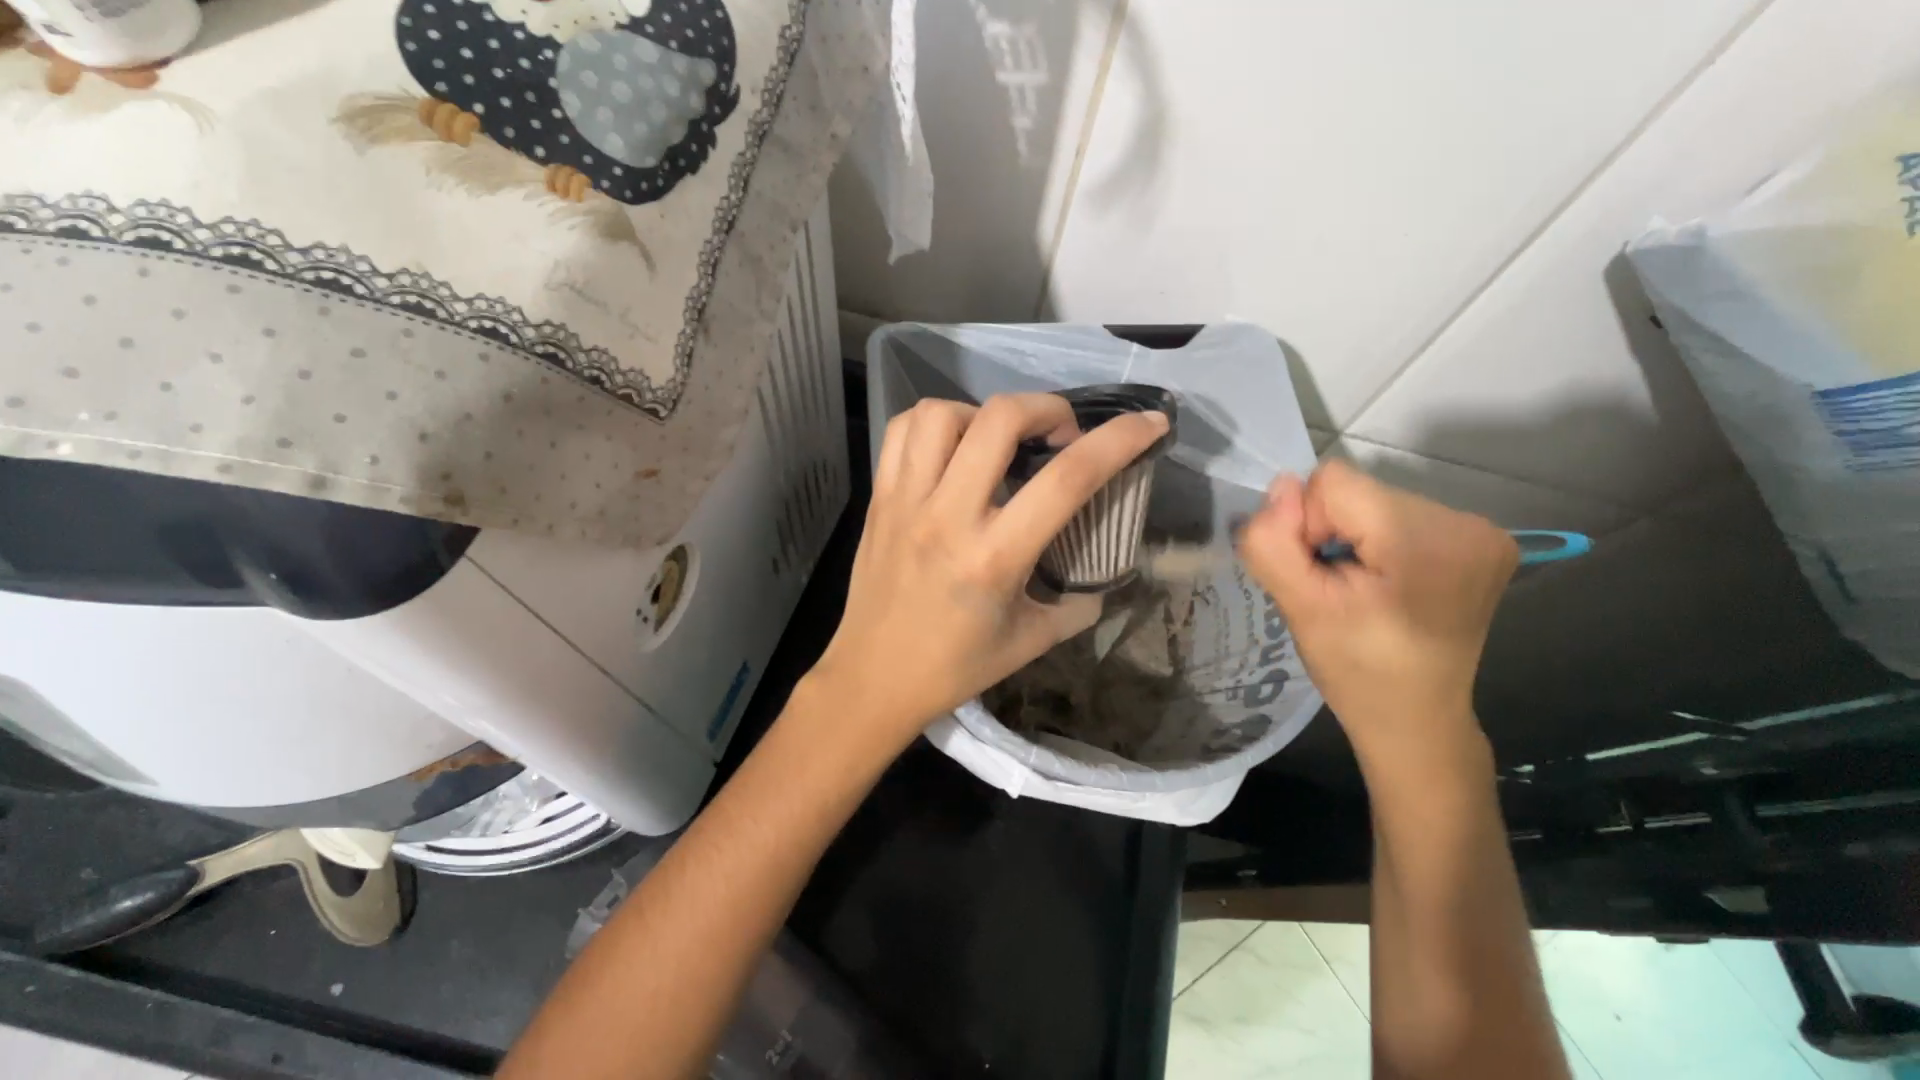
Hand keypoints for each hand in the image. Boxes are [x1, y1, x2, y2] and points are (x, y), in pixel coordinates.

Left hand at [807, 394, 1169, 750]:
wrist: (872, 679)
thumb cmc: (954, 667)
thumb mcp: (1030, 643)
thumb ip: (1077, 606)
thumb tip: (1104, 579)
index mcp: (995, 557)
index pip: (1067, 479)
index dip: (1117, 441)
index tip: (1149, 424)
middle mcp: (949, 517)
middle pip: (1000, 420)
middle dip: (1048, 409)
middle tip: (1061, 435)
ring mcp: (906, 502)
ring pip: (942, 414)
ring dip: (984, 413)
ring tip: (1000, 441)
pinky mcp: (878, 498)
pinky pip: (901, 432)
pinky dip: (935, 423)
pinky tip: (953, 447)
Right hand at [1237, 461, 1516, 755]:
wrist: (1416, 720)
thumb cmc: (1355, 671)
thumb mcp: (1300, 608)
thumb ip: (1274, 542)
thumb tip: (1281, 486)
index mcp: (1422, 539)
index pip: (1333, 483)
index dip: (1308, 526)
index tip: (1324, 578)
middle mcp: (1465, 523)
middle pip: (1359, 492)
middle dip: (1336, 534)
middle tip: (1344, 591)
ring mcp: (1484, 532)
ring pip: (1379, 502)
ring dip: (1360, 540)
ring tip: (1369, 591)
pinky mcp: (1487, 541)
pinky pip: (1408, 516)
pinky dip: (1387, 545)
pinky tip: (1394, 585)